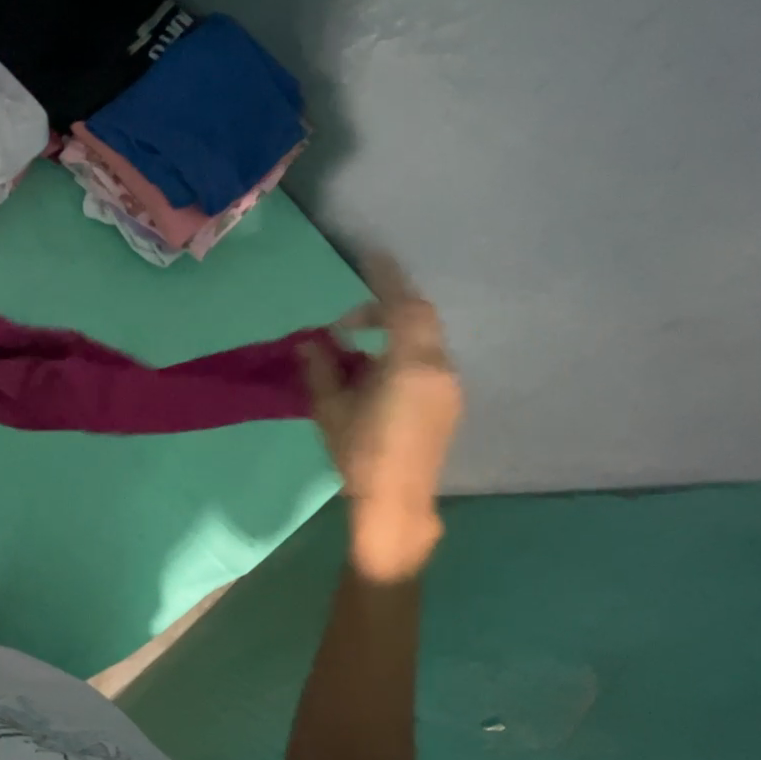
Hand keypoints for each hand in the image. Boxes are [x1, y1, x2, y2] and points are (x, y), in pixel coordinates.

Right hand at [299, 253, 462, 581]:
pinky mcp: (447, 403)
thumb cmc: (358, 454)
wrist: (396, 503)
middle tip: (347, 322)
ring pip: (425, 340)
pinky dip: (403, 352)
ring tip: (356, 348)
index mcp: (411, 365)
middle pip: (419, 319)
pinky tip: (375, 373)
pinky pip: (427, 361)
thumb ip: (321, 368)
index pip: (403, 307)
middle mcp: (439, 368)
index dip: (387, 279)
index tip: (371, 256)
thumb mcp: (330, 409)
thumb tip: (312, 342)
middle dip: (385, 308)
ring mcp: (448, 387)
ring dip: (394, 332)